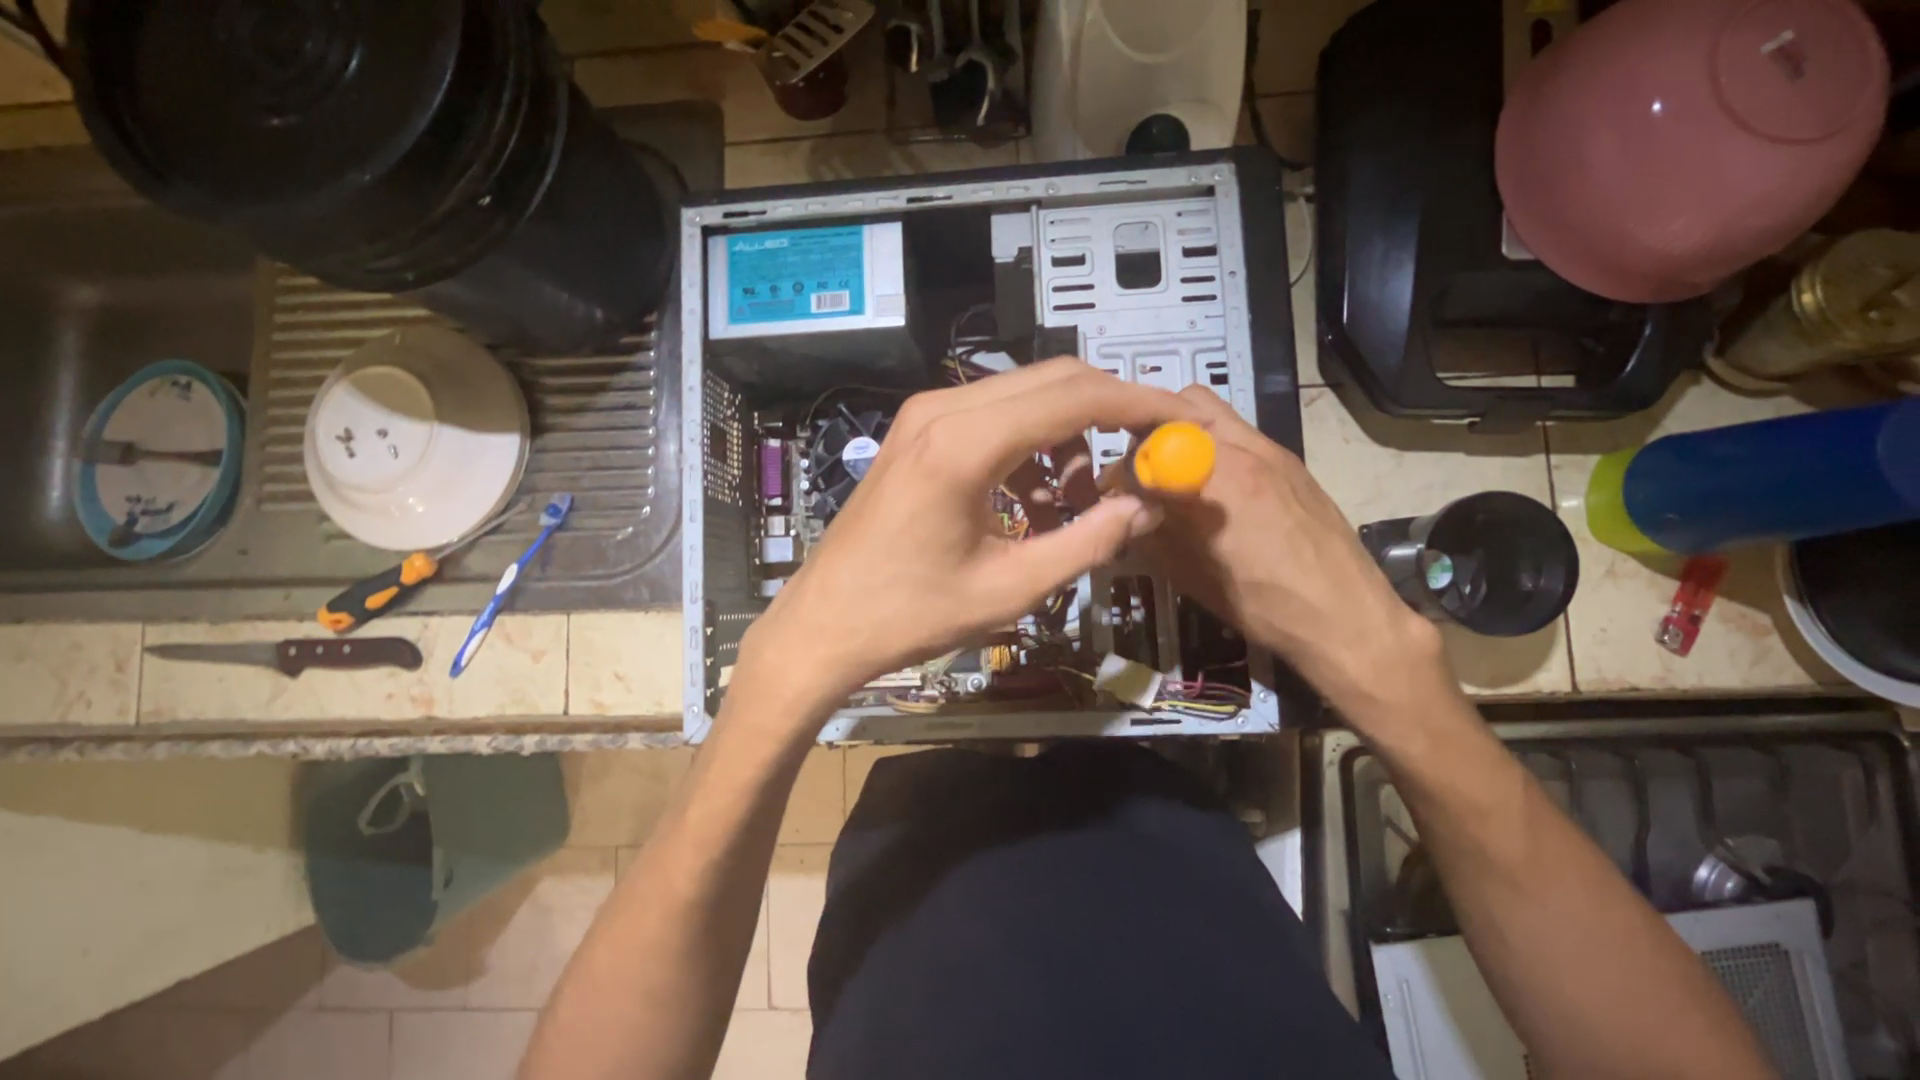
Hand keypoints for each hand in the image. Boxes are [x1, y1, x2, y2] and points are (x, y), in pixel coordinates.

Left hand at [735, 359, 1199, 727]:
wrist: (824, 623)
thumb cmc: (911, 615)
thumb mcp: (1011, 588)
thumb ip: (1088, 541)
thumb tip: (1149, 506)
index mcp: (965, 445)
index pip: (1074, 397)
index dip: (1137, 404)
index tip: (1182, 421)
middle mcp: (943, 409)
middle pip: (1053, 379)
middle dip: (1110, 410)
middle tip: (1150, 454)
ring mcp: (925, 415)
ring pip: (1024, 394)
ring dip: (1069, 433)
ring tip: (1083, 501)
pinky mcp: (918, 431)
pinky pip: (994, 416)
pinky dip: (1031, 445)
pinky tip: (1037, 502)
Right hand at [1141, 386, 1450, 727]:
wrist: (1347, 617)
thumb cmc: (1264, 606)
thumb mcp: (1191, 574)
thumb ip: (1152, 529)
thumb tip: (1121, 509)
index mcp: (1219, 478)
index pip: (1149, 443)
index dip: (1122, 468)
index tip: (1114, 496)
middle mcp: (1246, 449)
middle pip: (1181, 404)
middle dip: (1149, 433)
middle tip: (1142, 476)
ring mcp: (1273, 450)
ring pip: (1212, 411)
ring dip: (1182, 433)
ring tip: (1175, 477)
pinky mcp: (1290, 462)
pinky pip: (1238, 433)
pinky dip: (1212, 446)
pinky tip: (1212, 489)